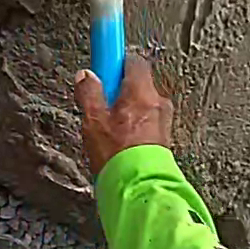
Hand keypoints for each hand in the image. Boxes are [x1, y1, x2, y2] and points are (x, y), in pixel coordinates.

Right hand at [74, 53, 173, 175]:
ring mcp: (163, 122)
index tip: (104, 60)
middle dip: (120, 90)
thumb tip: (86, 76)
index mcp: (141, 92)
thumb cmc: (117, 154)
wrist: (139, 188)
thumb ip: (89, 94)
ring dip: (127, 110)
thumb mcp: (93, 121)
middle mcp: (157, 103)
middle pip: (138, 84)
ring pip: (143, 105)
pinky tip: (121, 143)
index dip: (116, 60)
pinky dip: (135, 127)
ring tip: (110, 130)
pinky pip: (147, 123)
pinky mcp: (164, 140)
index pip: (133, 61)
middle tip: (102, 105)